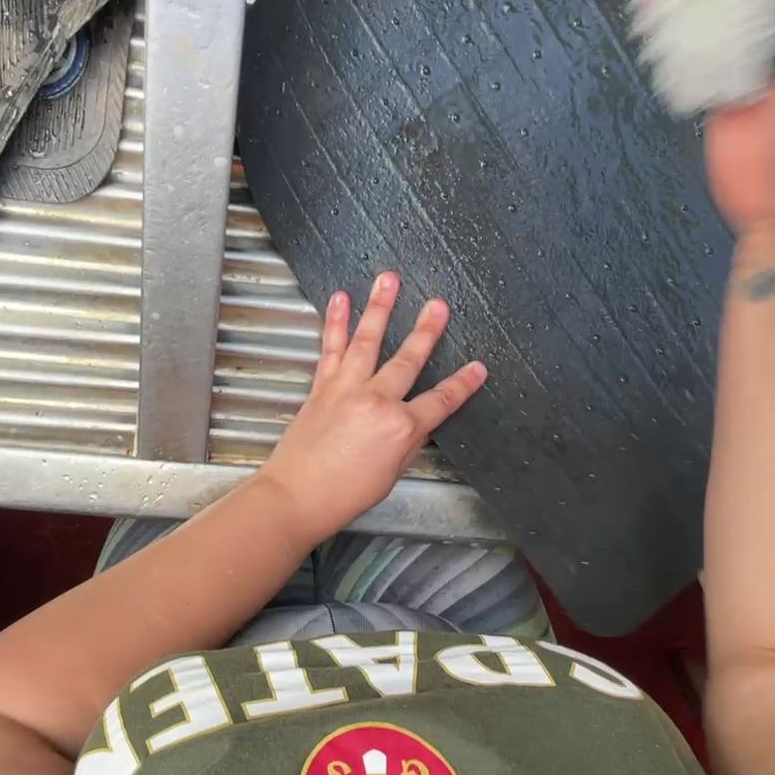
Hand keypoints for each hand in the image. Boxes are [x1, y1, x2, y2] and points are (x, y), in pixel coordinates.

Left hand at [256, 272, 486, 546]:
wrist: (295, 495)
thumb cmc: (343, 495)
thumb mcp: (391, 474)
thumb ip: (407, 443)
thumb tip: (416, 423)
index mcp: (400, 428)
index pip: (441, 401)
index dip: (463, 385)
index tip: (479, 369)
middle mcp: (376, 401)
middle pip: (408, 359)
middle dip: (427, 330)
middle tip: (439, 304)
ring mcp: (346, 389)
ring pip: (368, 340)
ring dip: (379, 307)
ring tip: (388, 279)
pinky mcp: (321, 387)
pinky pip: (330, 348)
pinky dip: (334, 322)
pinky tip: (339, 300)